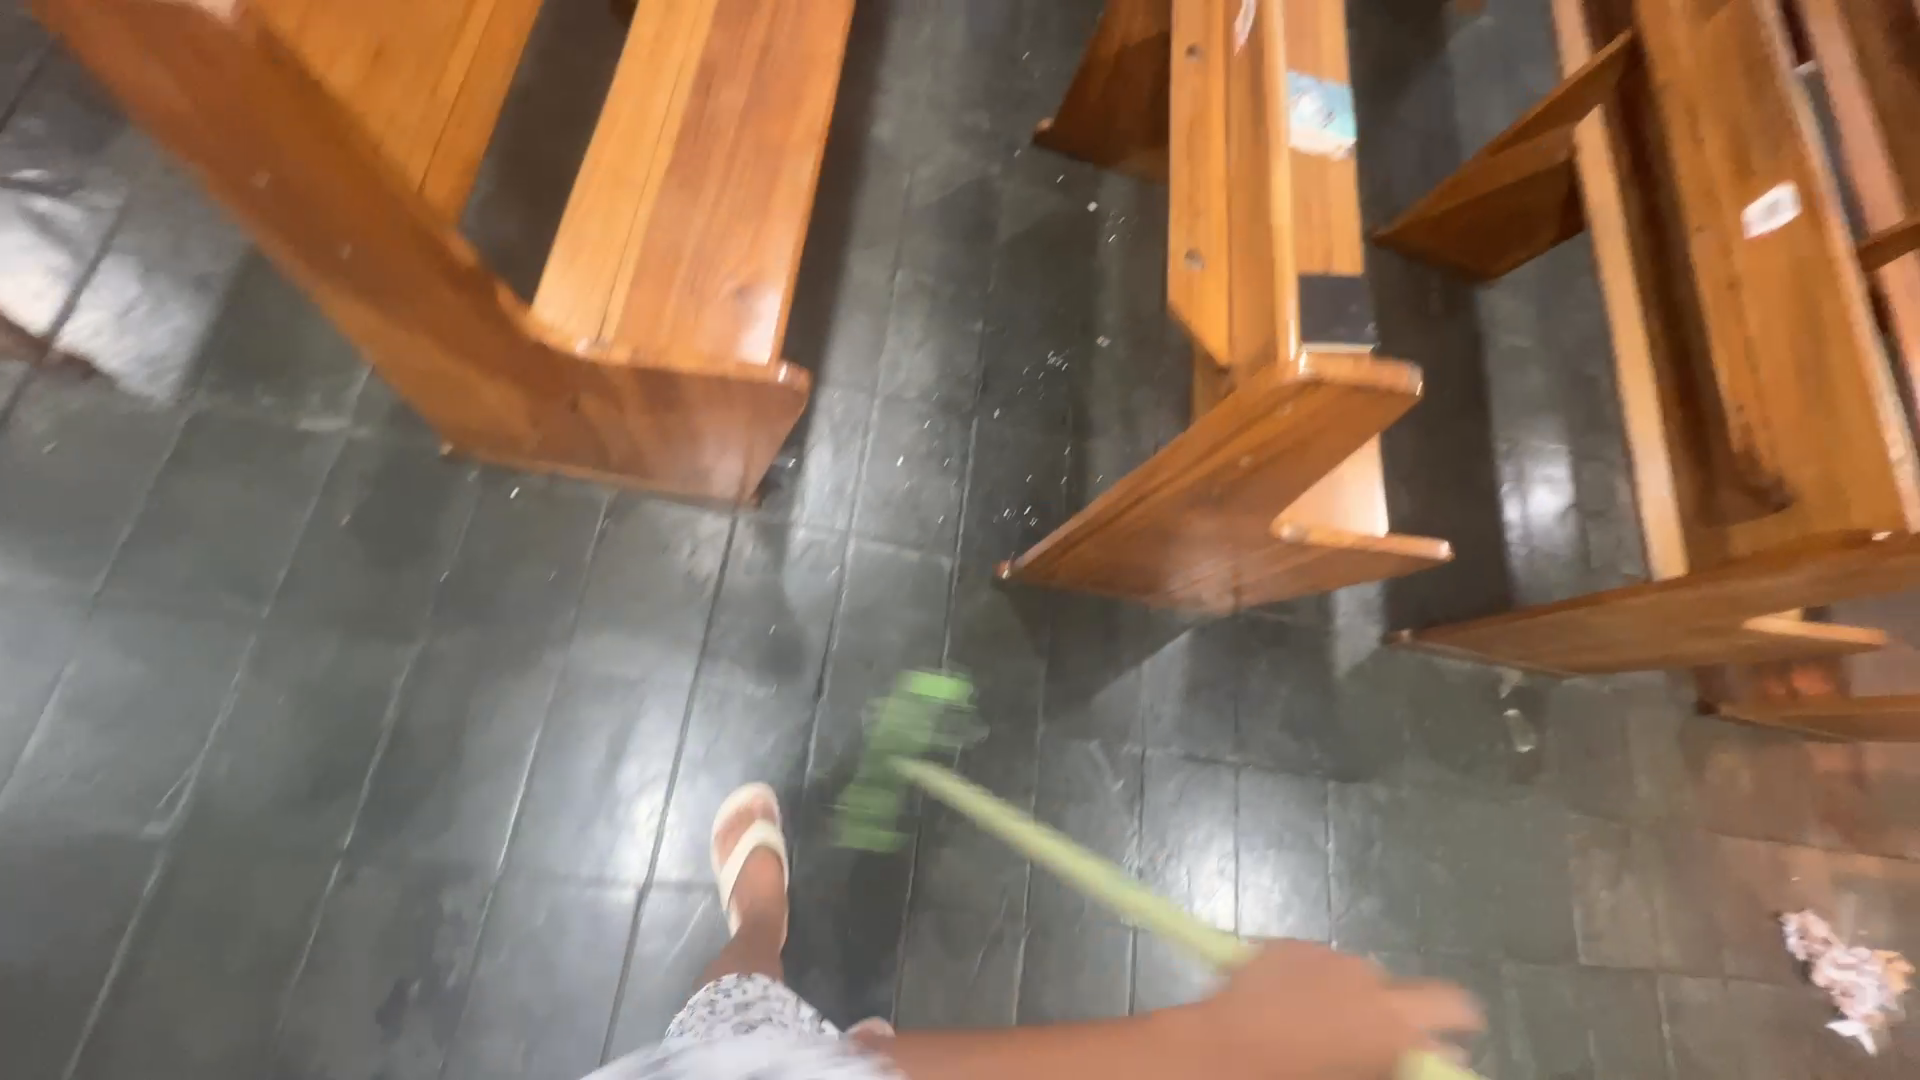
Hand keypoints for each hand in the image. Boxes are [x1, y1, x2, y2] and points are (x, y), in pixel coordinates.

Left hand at [1173, 941, 1483, 1078]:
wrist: (1232, 1048)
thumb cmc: (1304, 1075)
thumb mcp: (1370, 1075)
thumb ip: (1403, 1063)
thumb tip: (1440, 1054)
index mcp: (1394, 1018)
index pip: (1454, 1004)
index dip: (1456, 1018)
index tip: (1448, 1038)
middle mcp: (1364, 974)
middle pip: (1393, 989)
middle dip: (1385, 1011)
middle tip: (1360, 1042)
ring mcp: (1322, 953)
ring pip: (1350, 973)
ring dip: (1344, 992)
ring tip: (1315, 1022)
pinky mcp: (1285, 943)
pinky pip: (1313, 961)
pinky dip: (1311, 978)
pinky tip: (1287, 1002)